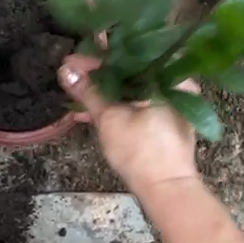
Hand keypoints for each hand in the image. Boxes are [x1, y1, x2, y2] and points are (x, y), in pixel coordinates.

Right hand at [58, 55, 200, 194]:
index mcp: (170, 76)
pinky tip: (92, 111)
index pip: (130, 53)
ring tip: (77, 93)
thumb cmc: (142, 152)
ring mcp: (172, 104)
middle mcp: (177, 85)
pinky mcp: (165, 121)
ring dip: (105, 91)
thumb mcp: (109, 118)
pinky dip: (117, 105)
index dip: (99, 55)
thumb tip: (67, 70)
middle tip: (72, 73)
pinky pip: (138, 103)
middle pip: (132, 69)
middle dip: (99, 73)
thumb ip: (88, 92)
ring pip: (132, 88)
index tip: (74, 59)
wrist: (165, 189)